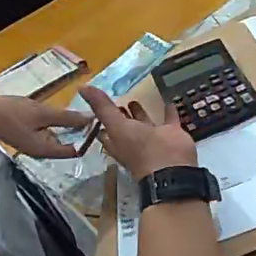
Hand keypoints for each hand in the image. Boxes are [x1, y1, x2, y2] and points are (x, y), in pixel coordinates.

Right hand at [0, 95, 88, 158]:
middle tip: (91, 114)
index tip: (96, 122)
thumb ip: (67, 118)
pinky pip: (49, 133)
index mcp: (46, 150)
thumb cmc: (11, 113)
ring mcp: (35, 145)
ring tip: (79, 110)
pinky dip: (57, 124)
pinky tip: (60, 111)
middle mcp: (42, 152)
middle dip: (79, 131)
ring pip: (59, 138)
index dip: (87, 138)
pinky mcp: (29, 137)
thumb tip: (90, 119)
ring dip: (69, 126)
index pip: (75, 150)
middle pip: (68, 145)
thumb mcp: (42, 113)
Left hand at [80, 85, 197, 180]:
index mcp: (117, 141)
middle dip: (121, 115)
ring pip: (144, 123)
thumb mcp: (116, 126)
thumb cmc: (140, 148)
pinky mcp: (171, 135)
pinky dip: (168, 111)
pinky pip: (168, 120)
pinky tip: (169, 100)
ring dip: (141, 113)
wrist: (172, 166)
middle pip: (125, 126)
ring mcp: (153, 139)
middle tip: (119, 101)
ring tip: (137, 99)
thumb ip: (102, 107)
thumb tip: (82, 88)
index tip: (99, 104)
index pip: (105, 128)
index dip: (101, 118)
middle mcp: (133, 141)